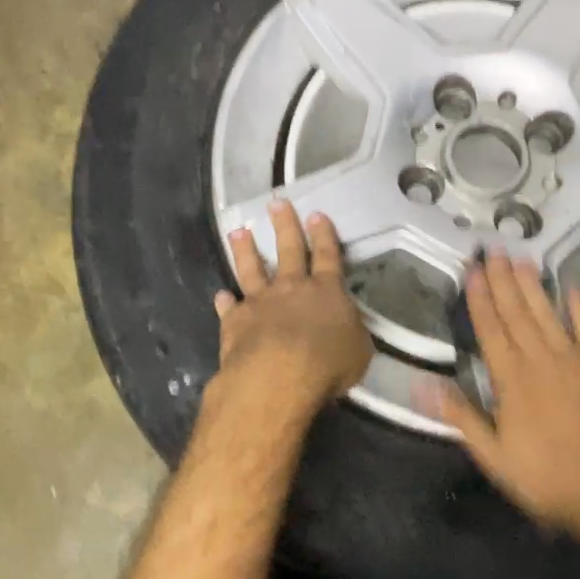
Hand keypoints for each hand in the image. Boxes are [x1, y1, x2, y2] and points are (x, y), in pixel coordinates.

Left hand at [211, 200, 372, 412]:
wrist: (278, 375)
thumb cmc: (327, 364)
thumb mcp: (358, 350)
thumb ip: (351, 332)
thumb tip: (347, 324)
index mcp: (326, 291)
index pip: (327, 256)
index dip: (324, 235)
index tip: (316, 214)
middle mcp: (292, 288)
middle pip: (289, 250)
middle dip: (284, 225)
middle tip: (276, 203)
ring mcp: (260, 302)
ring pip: (252, 269)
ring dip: (245, 250)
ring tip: (238, 233)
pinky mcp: (235, 322)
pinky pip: (229, 307)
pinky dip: (225, 301)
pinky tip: (220, 296)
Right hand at [436, 249, 579, 534]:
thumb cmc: (548, 478)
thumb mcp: (494, 456)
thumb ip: (460, 416)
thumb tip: (420, 385)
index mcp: (511, 379)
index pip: (490, 329)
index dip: (479, 298)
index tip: (471, 270)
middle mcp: (540, 359)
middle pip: (517, 312)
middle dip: (502, 279)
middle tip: (493, 248)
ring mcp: (574, 359)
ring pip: (547, 312)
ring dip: (532, 284)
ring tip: (520, 256)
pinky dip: (577, 305)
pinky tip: (569, 286)